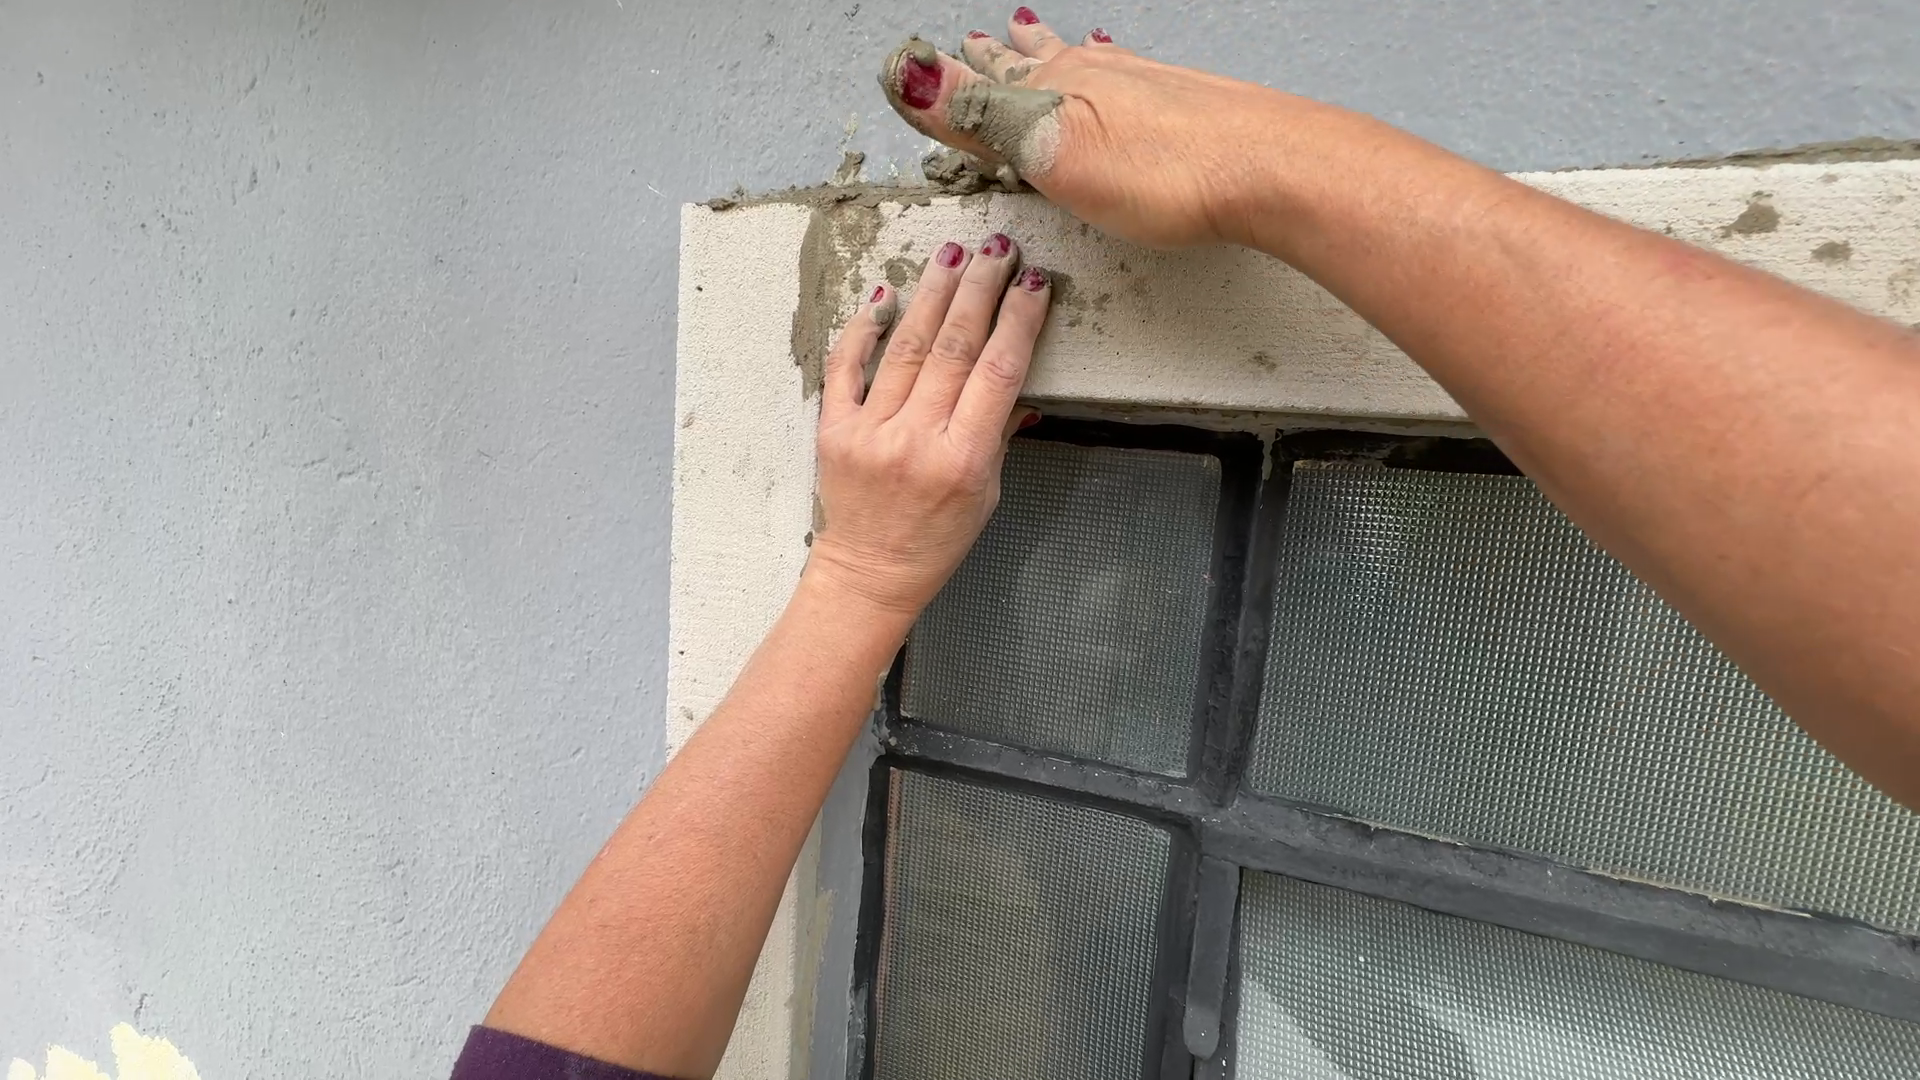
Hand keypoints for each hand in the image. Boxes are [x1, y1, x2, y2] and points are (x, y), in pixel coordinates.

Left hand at [804, 233, 1051, 624]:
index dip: (1020, 320)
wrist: (870, 571)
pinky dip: (864, 329)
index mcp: (965, 458)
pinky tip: (883, 295)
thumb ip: (1000, 434)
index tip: (1035, 281)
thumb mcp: (987, 494)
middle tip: (997, 247)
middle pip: (954, 346)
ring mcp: (871, 430)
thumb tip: (1019, 378)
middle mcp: (918, 438)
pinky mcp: (834, 429)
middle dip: (980, 288)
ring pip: (907, 346)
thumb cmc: (937, 540)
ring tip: (952, 252)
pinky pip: (847, 367)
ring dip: (932, 292)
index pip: (998, 371)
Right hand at [880, 9, 1296, 247]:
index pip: (988, 83)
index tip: (926, 70)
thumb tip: (907, 75)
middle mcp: (1095, 75)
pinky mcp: (1176, 104)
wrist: (1266, 168)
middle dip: (1000, 57)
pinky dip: (1102, 61)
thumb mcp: (1052, 149)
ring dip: (1047, 51)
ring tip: (1030, 34)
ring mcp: (1138, 85)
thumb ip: (982, 114)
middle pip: (1033, 61)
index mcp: (1056, 90)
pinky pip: (1121, 71)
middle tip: (981, 42)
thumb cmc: (1161, 170)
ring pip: (1077, 59)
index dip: (955, 82)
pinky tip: (1114, 59)